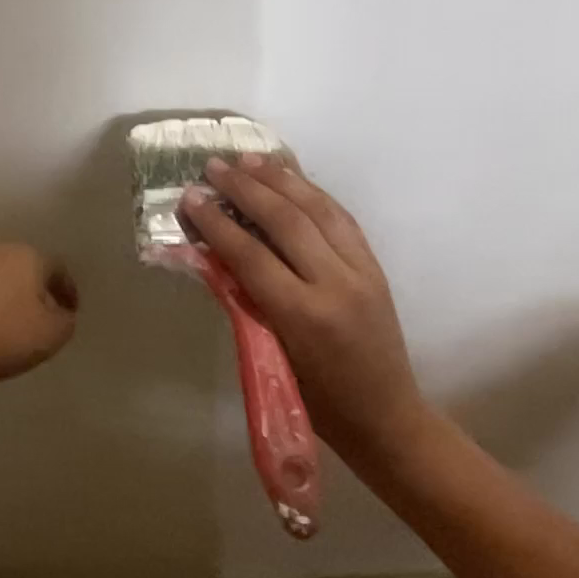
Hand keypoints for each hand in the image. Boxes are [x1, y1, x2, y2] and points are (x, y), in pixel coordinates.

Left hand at [0, 242, 78, 385]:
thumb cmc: (3, 337)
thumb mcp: (50, 336)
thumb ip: (64, 322)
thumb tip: (61, 315)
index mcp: (25, 257)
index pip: (55, 267)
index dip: (66, 289)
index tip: (70, 311)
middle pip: (16, 267)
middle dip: (27, 289)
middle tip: (34, 316)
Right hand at [180, 155, 429, 465]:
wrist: (387, 417)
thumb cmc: (319, 403)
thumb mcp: (270, 357)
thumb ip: (245, 304)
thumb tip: (214, 257)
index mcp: (303, 316)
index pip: (251, 255)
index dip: (217, 223)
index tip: (192, 198)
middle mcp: (335, 283)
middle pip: (286, 220)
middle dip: (246, 189)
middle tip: (214, 167)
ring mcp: (361, 270)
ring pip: (318, 208)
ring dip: (281, 180)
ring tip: (249, 159)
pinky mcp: (374, 266)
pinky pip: (341, 217)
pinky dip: (312, 193)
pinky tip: (291, 179)